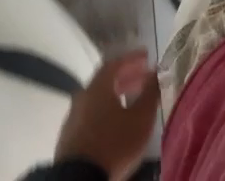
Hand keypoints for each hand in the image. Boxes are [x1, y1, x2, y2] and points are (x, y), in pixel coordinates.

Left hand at [53, 52, 161, 180]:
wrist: (80, 180)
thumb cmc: (115, 143)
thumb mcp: (141, 117)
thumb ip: (150, 92)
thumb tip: (155, 73)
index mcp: (98, 89)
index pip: (114, 63)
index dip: (132, 58)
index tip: (147, 55)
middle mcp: (82, 98)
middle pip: (104, 80)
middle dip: (126, 76)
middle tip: (144, 77)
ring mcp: (72, 119)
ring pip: (96, 98)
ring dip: (115, 93)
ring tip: (133, 99)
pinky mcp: (69, 137)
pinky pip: (90, 113)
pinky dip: (105, 108)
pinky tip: (116, 120)